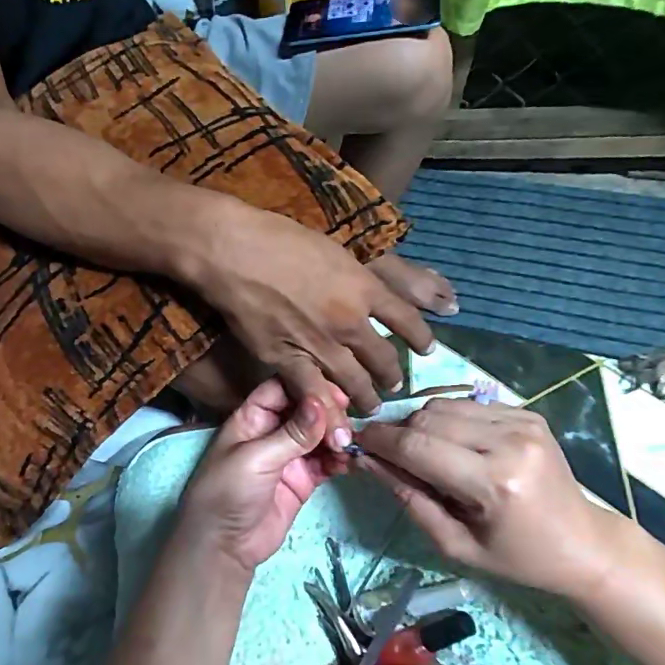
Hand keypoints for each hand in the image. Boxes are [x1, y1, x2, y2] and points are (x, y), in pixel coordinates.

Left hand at [171, 380, 345, 574]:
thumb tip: (322, 403)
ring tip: (350, 444)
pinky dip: (339, 459)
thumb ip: (292, 433)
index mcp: (251, 417)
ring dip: (337, 436)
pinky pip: (326, 462)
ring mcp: (288, 455)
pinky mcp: (302, 479)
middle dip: (329, 413)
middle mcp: (272, 431)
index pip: (283, 388)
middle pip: (306, 409)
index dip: (308, 386)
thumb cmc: (227, 493)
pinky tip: (349, 460)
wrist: (223, 547)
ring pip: (320, 435)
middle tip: (346, 425)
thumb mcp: (256, 458)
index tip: (335, 393)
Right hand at [188, 203, 434, 439]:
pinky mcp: (288, 360)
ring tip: (370, 405)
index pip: (407, 319)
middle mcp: (350, 321)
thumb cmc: (281, 238)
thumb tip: (368, 284)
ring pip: (355, 382)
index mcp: (364, 287)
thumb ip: (355, 272)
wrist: (237, 253)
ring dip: (367, 396)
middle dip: (392, 375)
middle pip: (383, 357)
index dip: (420, 337)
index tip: (426, 348)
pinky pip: (314, 393)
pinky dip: (328, 412)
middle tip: (394, 384)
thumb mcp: (333, 247)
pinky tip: (337, 426)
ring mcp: (320, 345)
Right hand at [354, 398, 627, 592]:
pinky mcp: (528, 413)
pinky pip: (467, 404)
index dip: (379, 441)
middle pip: (427, 418)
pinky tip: (452, 445)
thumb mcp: (455, 544)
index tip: (355, 443)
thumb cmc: (516, 557)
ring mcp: (523, 421)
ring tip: (421, 453)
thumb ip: (409, 499)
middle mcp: (511, 441)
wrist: (583, 543)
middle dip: (397, 433)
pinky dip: (448, 420)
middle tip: (386, 454)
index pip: (418, 447)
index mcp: (495, 482)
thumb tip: (367, 461)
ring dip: (420, 424)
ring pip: (443, 404)